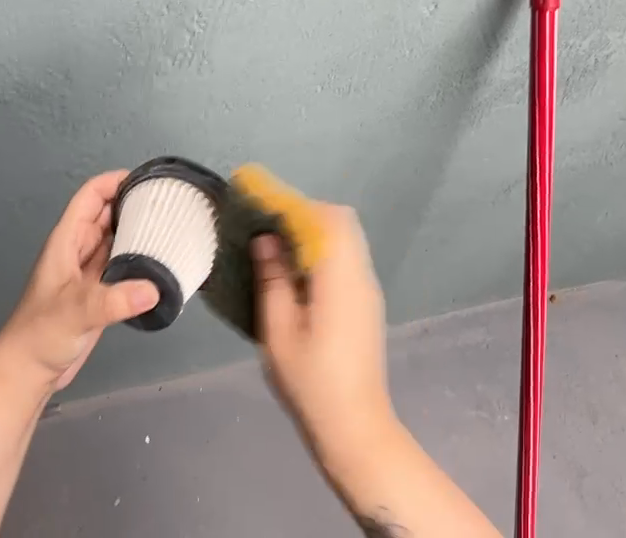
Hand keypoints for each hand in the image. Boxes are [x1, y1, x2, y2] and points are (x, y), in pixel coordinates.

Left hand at [0, 170, 159, 393]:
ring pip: (115, 239)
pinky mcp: (98, 293)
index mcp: (66, 241)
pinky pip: (120, 265)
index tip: (146, 180)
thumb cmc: (40, 334)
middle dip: (132, 203)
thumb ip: (113, 300)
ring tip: (171, 227)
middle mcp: (77, 250)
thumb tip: (154, 288)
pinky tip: (160, 265)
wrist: (27, 373)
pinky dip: (139, 260)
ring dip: (137, 231)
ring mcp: (87, 272)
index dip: (114, 182)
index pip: (90, 197)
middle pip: (106, 213)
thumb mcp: (75, 312)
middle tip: (168, 203)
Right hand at [253, 203, 397, 461]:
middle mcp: (360, 275)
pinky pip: (345, 258)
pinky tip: (295, 274)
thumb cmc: (311, 381)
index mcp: (339, 278)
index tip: (259, 198)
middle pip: (340, 221)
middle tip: (267, 224)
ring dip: (312, 231)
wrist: (355, 428)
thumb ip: (273, 279)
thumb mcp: (279, 331)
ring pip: (345, 239)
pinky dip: (321, 251)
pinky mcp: (365, 305)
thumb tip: (267, 239)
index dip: (291, 202)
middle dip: (302, 213)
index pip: (324, 217)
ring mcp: (367, 290)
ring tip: (275, 246)